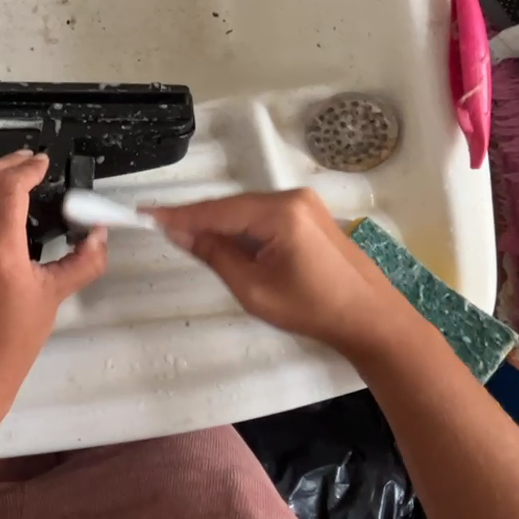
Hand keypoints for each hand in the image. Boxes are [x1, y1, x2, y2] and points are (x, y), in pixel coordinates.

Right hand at [149, 189, 405, 354]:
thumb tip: (180, 232)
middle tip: (163, 230)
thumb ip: (214, 254)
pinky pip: (262, 216)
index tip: (145, 214)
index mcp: (279, 212)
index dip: (178, 215)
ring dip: (220, 226)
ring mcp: (303, 203)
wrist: (373, 320)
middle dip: (198, 220)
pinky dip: (241, 228)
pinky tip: (228, 243)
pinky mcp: (309, 214)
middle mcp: (291, 197)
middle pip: (230, 206)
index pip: (216, 210)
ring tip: (191, 241)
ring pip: (245, 211)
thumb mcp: (253, 289)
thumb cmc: (314, 309)